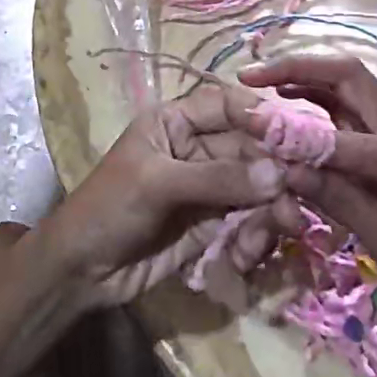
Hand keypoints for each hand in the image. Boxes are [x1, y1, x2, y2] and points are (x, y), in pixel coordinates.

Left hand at [34, 86, 297, 307]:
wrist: (81, 270)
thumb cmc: (109, 208)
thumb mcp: (157, 184)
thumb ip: (217, 179)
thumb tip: (278, 173)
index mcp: (175, 123)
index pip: (226, 106)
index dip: (259, 116)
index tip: (295, 137)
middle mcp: (196, 149)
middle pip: (250, 150)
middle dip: (274, 174)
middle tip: (295, 202)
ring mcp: (207, 189)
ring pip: (256, 189)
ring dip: (270, 211)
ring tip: (278, 232)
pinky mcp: (213, 225)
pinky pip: (248, 222)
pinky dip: (255, 238)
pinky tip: (245, 257)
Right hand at [239, 51, 376, 376]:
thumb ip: (343, 201)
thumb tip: (283, 164)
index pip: (355, 136)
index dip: (299, 133)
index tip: (250, 122)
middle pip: (354, 83)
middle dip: (300, 71)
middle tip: (250, 75)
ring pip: (347, 97)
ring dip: (303, 84)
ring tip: (258, 85)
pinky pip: (345, 126)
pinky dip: (311, 114)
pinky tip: (284, 110)